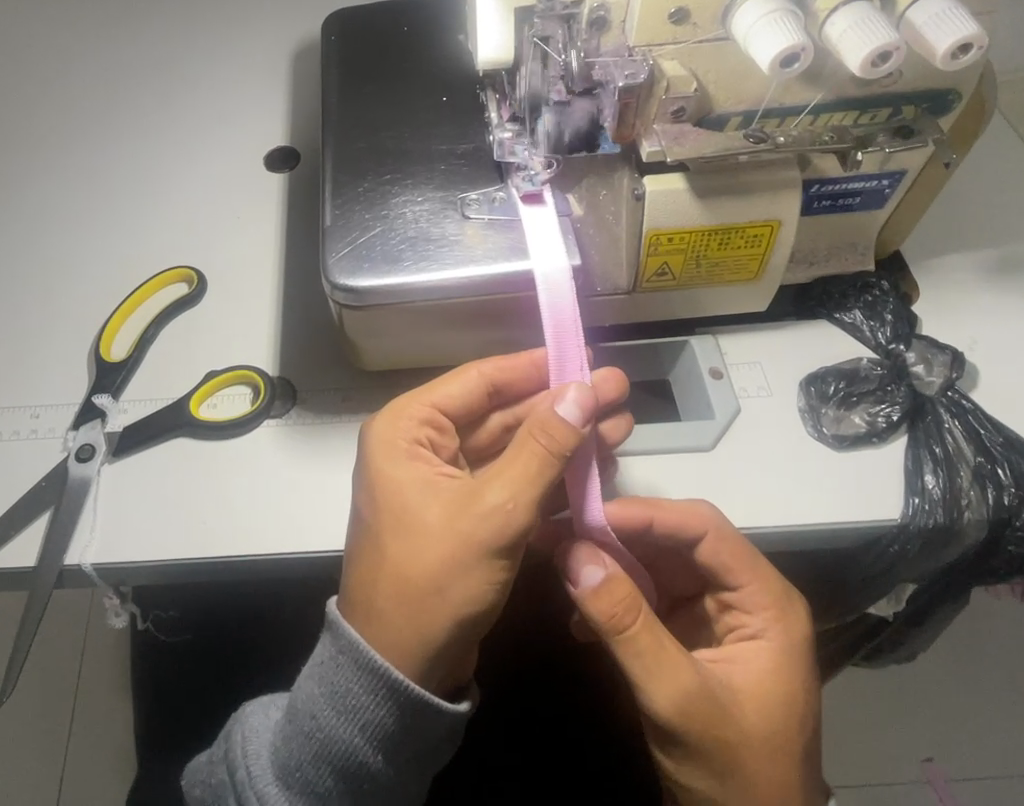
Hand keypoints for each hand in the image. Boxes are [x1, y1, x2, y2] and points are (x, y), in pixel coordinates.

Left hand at [339, 349, 632, 697]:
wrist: (401, 666)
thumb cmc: (436, 580)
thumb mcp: (495, 510)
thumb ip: (543, 448)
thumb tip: (583, 390)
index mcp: (408, 428)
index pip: (480, 380)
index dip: (536, 367)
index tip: (586, 355)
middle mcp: (420, 444)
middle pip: (500, 412)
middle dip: (560, 406)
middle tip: (619, 391)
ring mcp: (441, 480)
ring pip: (510, 448)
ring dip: (562, 440)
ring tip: (622, 425)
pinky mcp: (461, 512)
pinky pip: (508, 481)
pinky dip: (548, 476)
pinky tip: (595, 466)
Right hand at [557, 499, 828, 805]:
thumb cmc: (732, 772)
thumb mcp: (676, 698)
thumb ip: (626, 624)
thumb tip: (572, 552)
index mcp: (764, 602)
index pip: (703, 530)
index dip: (644, 514)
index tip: (583, 515)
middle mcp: (743, 597)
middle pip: (676, 541)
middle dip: (616, 537)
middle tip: (557, 532)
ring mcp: (716, 617)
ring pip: (656, 566)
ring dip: (608, 567)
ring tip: (557, 566)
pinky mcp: (691, 638)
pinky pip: (648, 599)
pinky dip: (613, 602)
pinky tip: (579, 622)